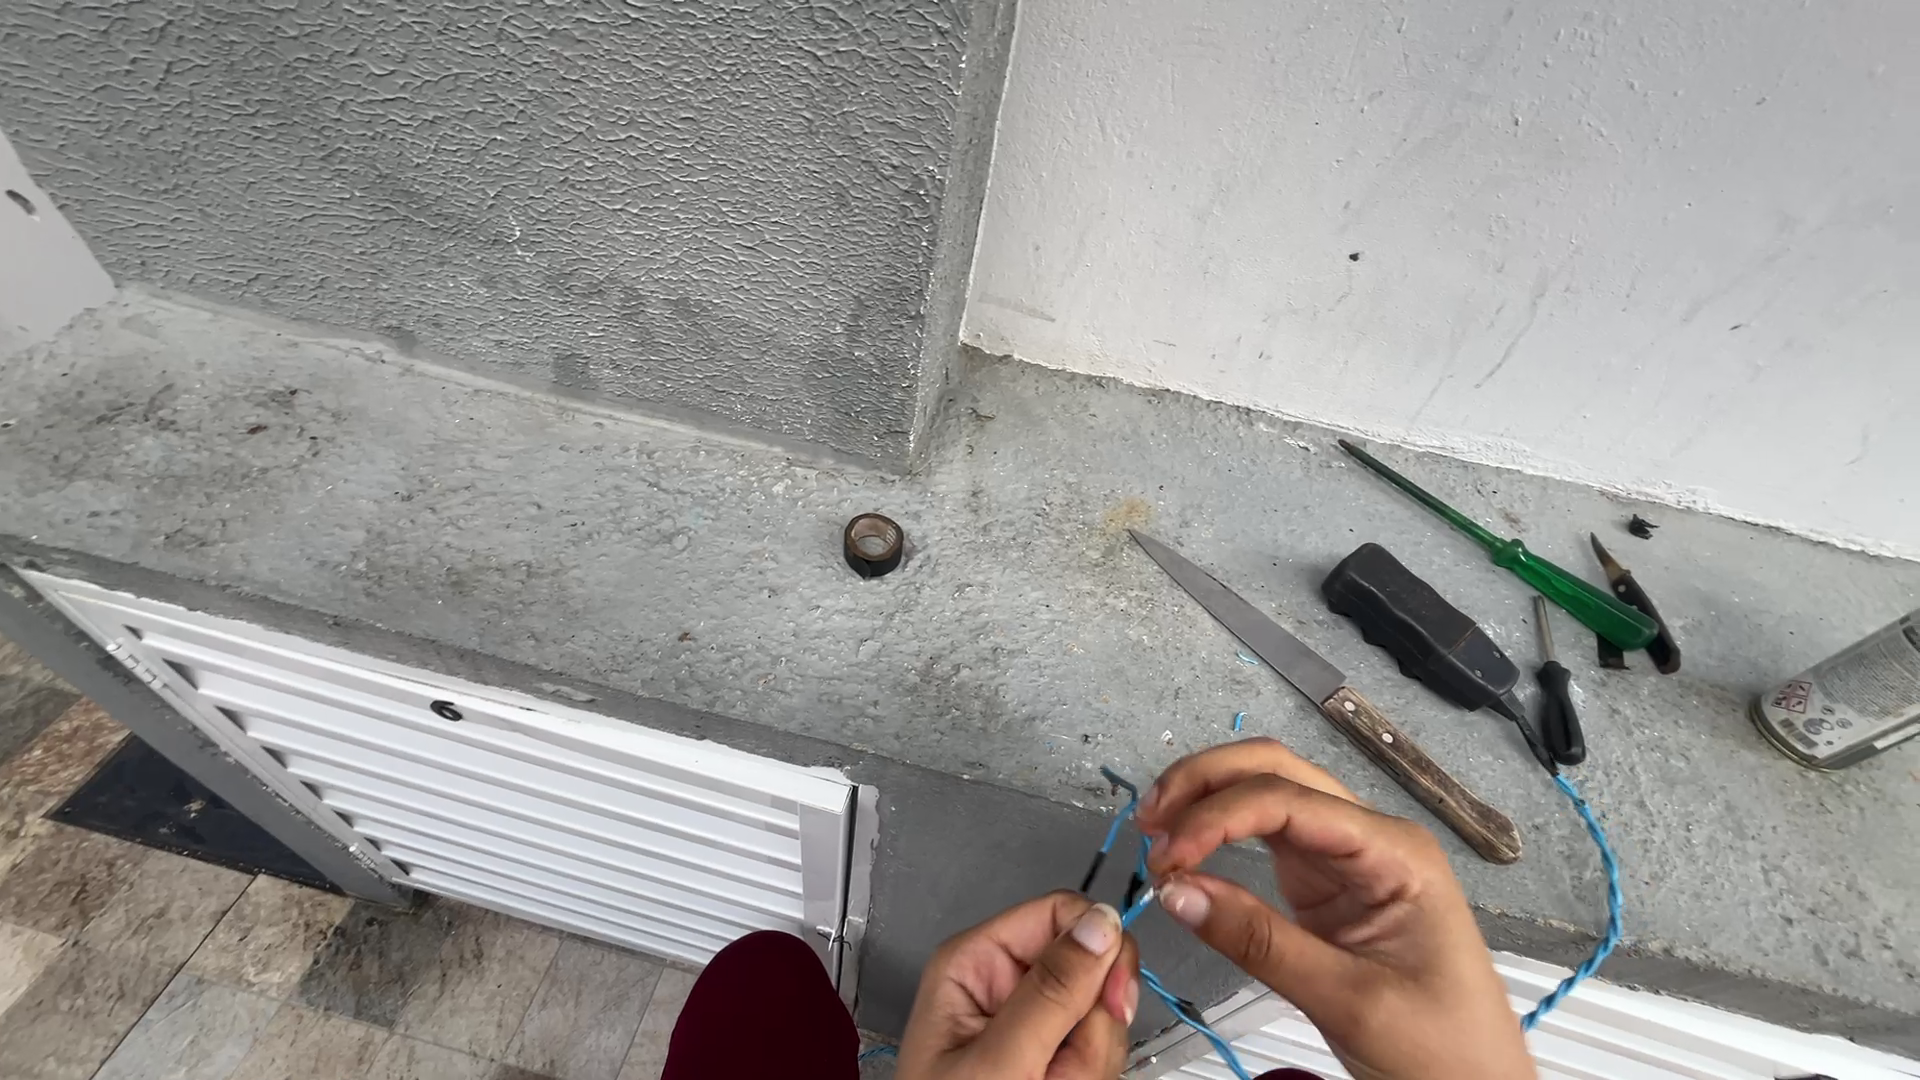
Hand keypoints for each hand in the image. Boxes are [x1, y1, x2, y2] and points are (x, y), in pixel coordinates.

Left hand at [897, 891, 1139, 1079]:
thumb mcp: (996, 1064)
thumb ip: (1050, 993)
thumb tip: (1100, 923)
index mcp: (979, 962)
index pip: (1060, 912)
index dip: (1099, 945)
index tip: (1116, 998)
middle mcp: (1008, 985)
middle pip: (1090, 971)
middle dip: (1087, 1032)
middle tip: (1054, 1073)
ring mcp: (1034, 1026)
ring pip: (1101, 1023)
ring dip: (1086, 1070)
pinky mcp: (1054, 1060)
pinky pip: (1099, 1057)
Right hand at [1137, 739, 1534, 1079]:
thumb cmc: (1441, 1055)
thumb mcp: (1351, 1004)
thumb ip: (1259, 942)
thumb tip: (1172, 890)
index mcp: (1391, 849)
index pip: (1287, 801)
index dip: (1217, 817)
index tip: (1167, 858)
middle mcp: (1364, 833)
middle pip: (1272, 770)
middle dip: (1204, 781)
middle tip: (1149, 819)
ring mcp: (1340, 851)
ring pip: (1261, 789)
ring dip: (1204, 798)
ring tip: (1155, 830)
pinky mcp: (1318, 876)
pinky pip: (1259, 832)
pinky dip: (1215, 831)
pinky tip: (1184, 849)